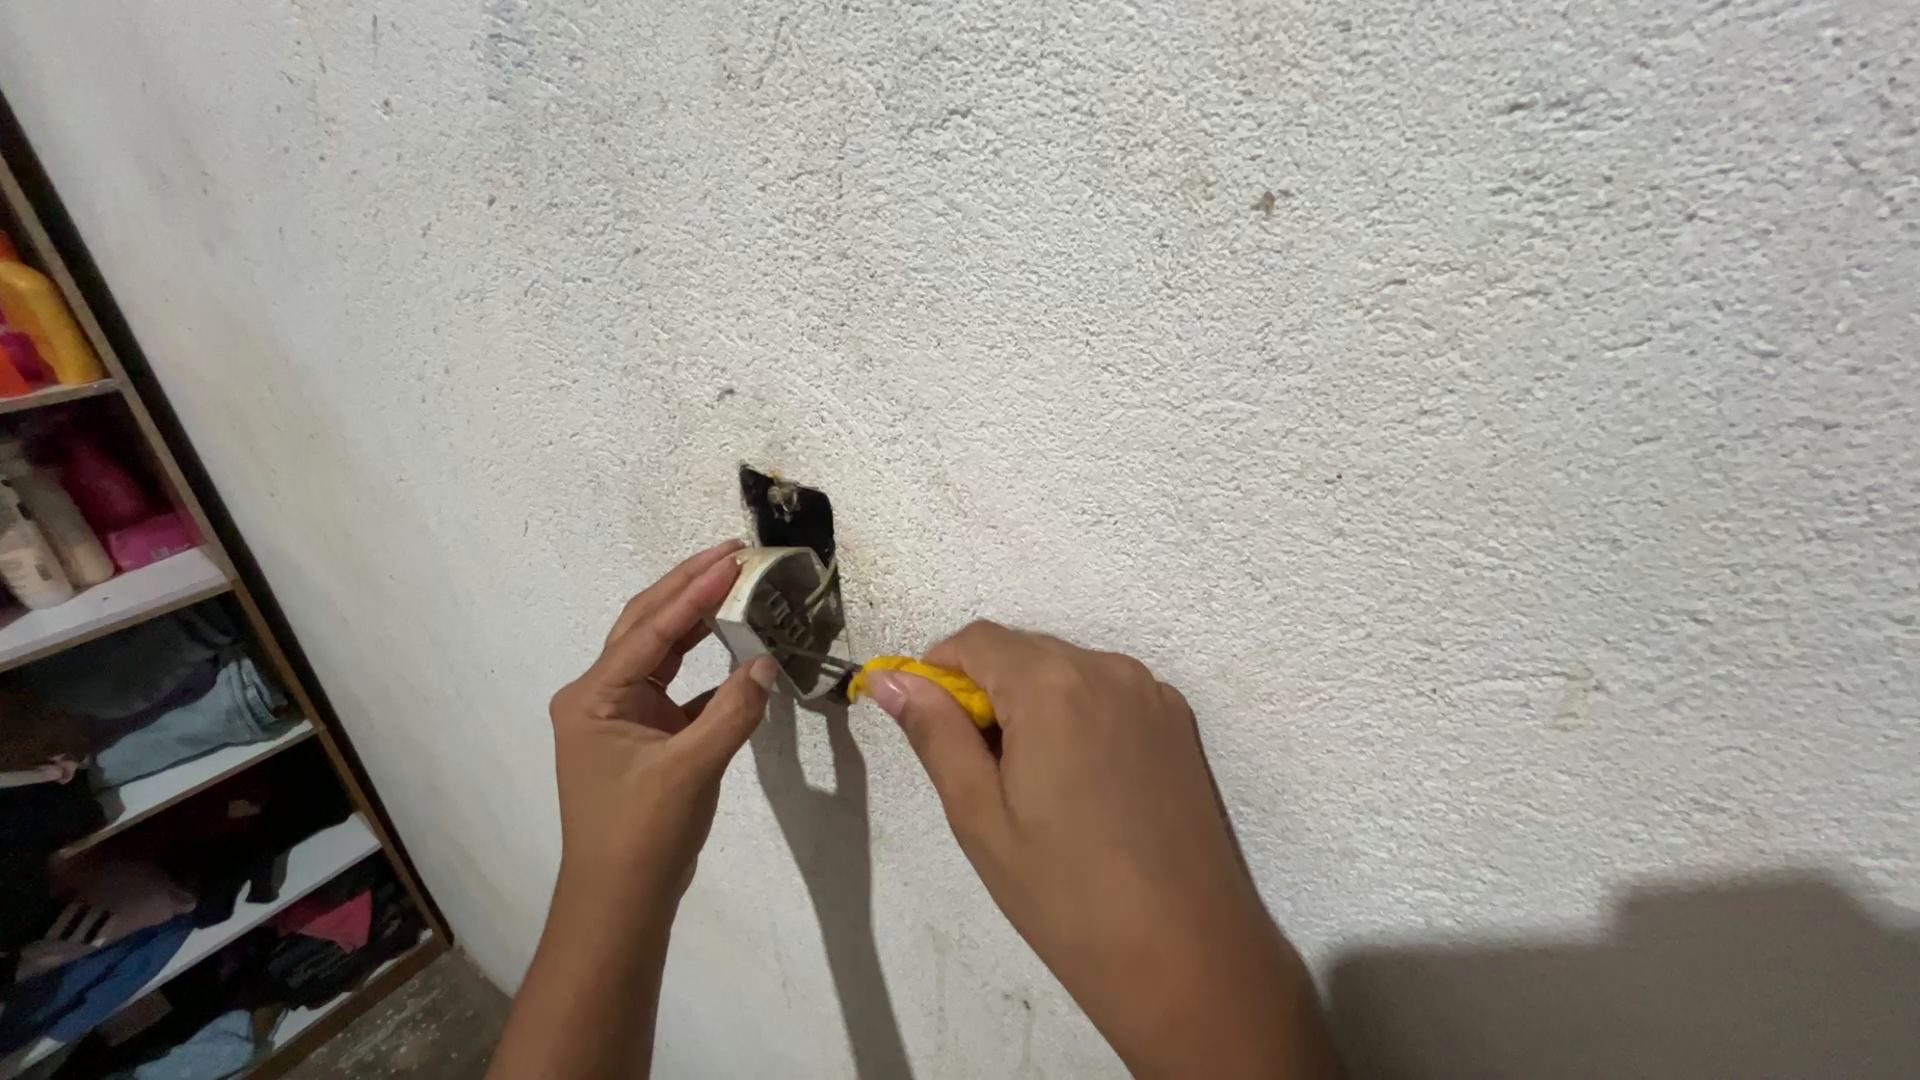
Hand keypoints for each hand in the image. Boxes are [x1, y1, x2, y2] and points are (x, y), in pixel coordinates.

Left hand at [546, 540, 777, 908]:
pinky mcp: (644, 733)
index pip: (652, 630)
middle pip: (647, 625)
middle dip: (687, 586)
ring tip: (733, 583)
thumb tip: (766, 662)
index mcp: (595, 696)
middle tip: (730, 552)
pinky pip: (677, 684)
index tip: (732, 559)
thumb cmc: (642, 834)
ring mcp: (621, 714)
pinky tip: (735, 650)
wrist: (620, 901)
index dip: (694, 591)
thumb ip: (732, 711)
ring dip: (696, 618)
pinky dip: (706, 664)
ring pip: (661, 650)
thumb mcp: (690, 769)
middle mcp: (601, 695)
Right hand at [866, 622, 1342, 1079]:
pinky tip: (1083, 782)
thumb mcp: (979, 815)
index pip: (977, 639)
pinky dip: (1079, 713)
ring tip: (1035, 782)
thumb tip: (890, 679)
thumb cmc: (1066, 895)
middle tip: (982, 768)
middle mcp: (1108, 668)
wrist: (1189, 958)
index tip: (933, 723)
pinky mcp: (1179, 720)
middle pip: (1024, 650)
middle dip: (988, 689)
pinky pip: (1108, 692)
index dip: (940, 669)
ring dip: (1034, 702)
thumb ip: (934, 732)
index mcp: (1053, 685)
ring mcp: (1152, 692)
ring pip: (1066, 669)